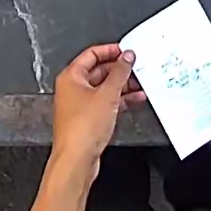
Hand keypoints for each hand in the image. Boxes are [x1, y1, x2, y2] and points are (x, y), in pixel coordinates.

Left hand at [50, 43, 142, 178]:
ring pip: (104, 87)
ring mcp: (79, 105)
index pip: (91, 54)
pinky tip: (134, 99)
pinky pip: (105, 102)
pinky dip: (119, 99)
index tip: (125, 50)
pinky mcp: (87, 119)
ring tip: (139, 83)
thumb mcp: (108, 93)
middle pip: (98, 71)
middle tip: (135, 67)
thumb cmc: (82, 129)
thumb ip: (120, 72)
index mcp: (71, 77)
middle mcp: (72, 89)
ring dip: (122, 85)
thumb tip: (126, 56)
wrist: (76, 160)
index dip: (110, 50)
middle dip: (119, 69)